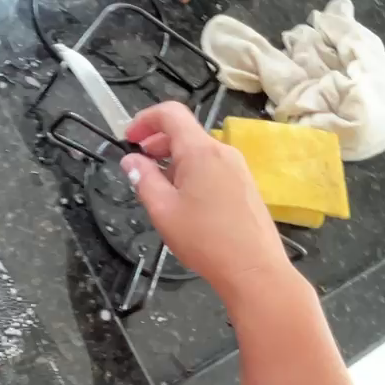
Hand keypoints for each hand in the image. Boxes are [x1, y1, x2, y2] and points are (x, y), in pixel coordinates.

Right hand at [120, 102, 300, 306]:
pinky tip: (185, 200)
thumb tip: (131, 160)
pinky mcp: (246, 185)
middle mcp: (223, 151)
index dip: (145, 119)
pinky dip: (192, 171)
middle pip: (185, 131)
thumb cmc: (205, 240)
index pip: (171, 113)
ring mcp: (238, 168)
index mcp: (200, 151)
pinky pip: (213, 166)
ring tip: (160, 187)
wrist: (255, 271)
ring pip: (199, 150)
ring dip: (174, 159)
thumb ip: (143, 179)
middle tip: (139, 164)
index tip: (129, 138)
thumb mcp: (162, 209)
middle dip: (157, 141)